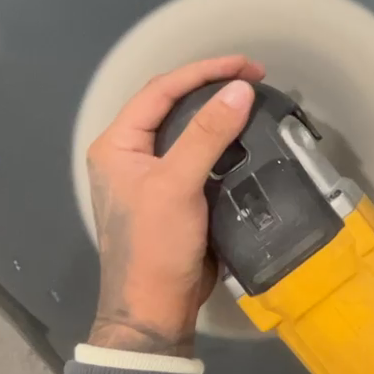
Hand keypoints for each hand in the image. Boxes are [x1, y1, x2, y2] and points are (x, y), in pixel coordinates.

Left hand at [84, 55, 264, 354]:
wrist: (156, 308)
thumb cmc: (154, 244)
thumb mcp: (177, 185)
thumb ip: (207, 134)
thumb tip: (241, 89)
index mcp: (118, 144)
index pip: (161, 90)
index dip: (204, 71)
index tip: (246, 66)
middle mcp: (133, 153)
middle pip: (174, 104)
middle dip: (213, 86)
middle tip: (256, 78)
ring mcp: (156, 174)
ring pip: (190, 127)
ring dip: (221, 111)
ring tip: (255, 100)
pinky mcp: (180, 193)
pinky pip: (204, 153)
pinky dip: (227, 139)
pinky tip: (249, 136)